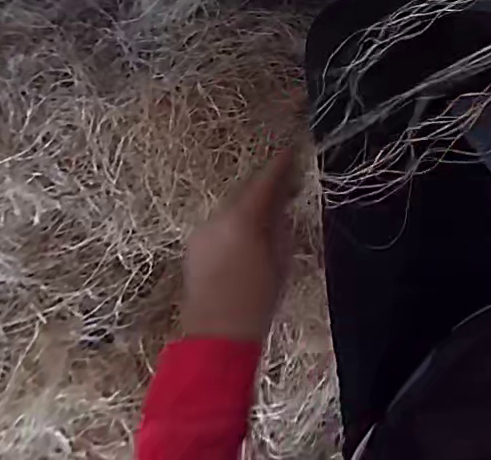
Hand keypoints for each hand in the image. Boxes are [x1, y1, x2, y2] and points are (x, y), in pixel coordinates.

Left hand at [181, 148, 300, 342]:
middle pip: (247, 186)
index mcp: (242, 218)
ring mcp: (203, 230)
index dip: (283, 162)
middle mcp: (218, 217)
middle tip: (291, 182)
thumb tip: (283, 200)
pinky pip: (222, 218)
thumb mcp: (281, 257)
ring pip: (233, 201)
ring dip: (253, 198)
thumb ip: (281, 222)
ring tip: (274, 205)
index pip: (266, 179)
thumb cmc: (258, 300)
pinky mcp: (195, 245)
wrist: (216, 341)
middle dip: (268, 180)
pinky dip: (239, 215)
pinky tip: (252, 226)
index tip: (295, 149)